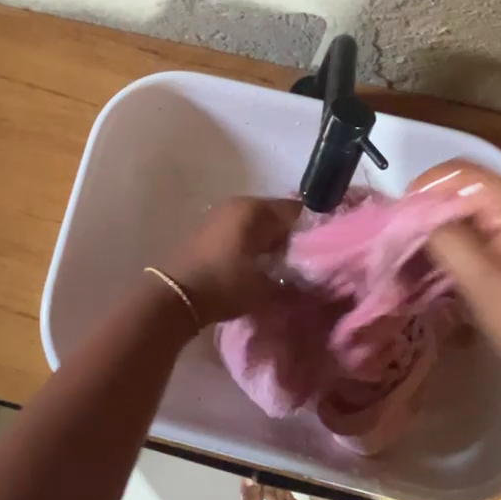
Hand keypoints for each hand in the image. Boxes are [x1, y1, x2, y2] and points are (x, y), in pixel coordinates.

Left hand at [161, 197, 300, 325]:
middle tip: (308, 262)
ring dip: (272, 240)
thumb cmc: (224, 285)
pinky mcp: (209, 228)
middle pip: (277, 214)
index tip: (326, 251)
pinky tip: (260, 265)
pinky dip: (254, 243)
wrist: (174, 296)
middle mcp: (238, 203)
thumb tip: (313, 281)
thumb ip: (294, 281)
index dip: (314, 230)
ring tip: (286, 266)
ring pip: (259, 222)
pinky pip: (242, 229)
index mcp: (255, 209)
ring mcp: (221, 214)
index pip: (296, 210)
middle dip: (292, 236)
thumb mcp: (265, 288)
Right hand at [413, 162, 500, 422]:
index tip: (402, 218)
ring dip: (486, 236)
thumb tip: (423, 214)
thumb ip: (449, 243)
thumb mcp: (486, 291)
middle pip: (491, 194)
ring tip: (468, 277)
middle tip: (429, 254)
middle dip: (455, 216)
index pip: (464, 173)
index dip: (426, 187)